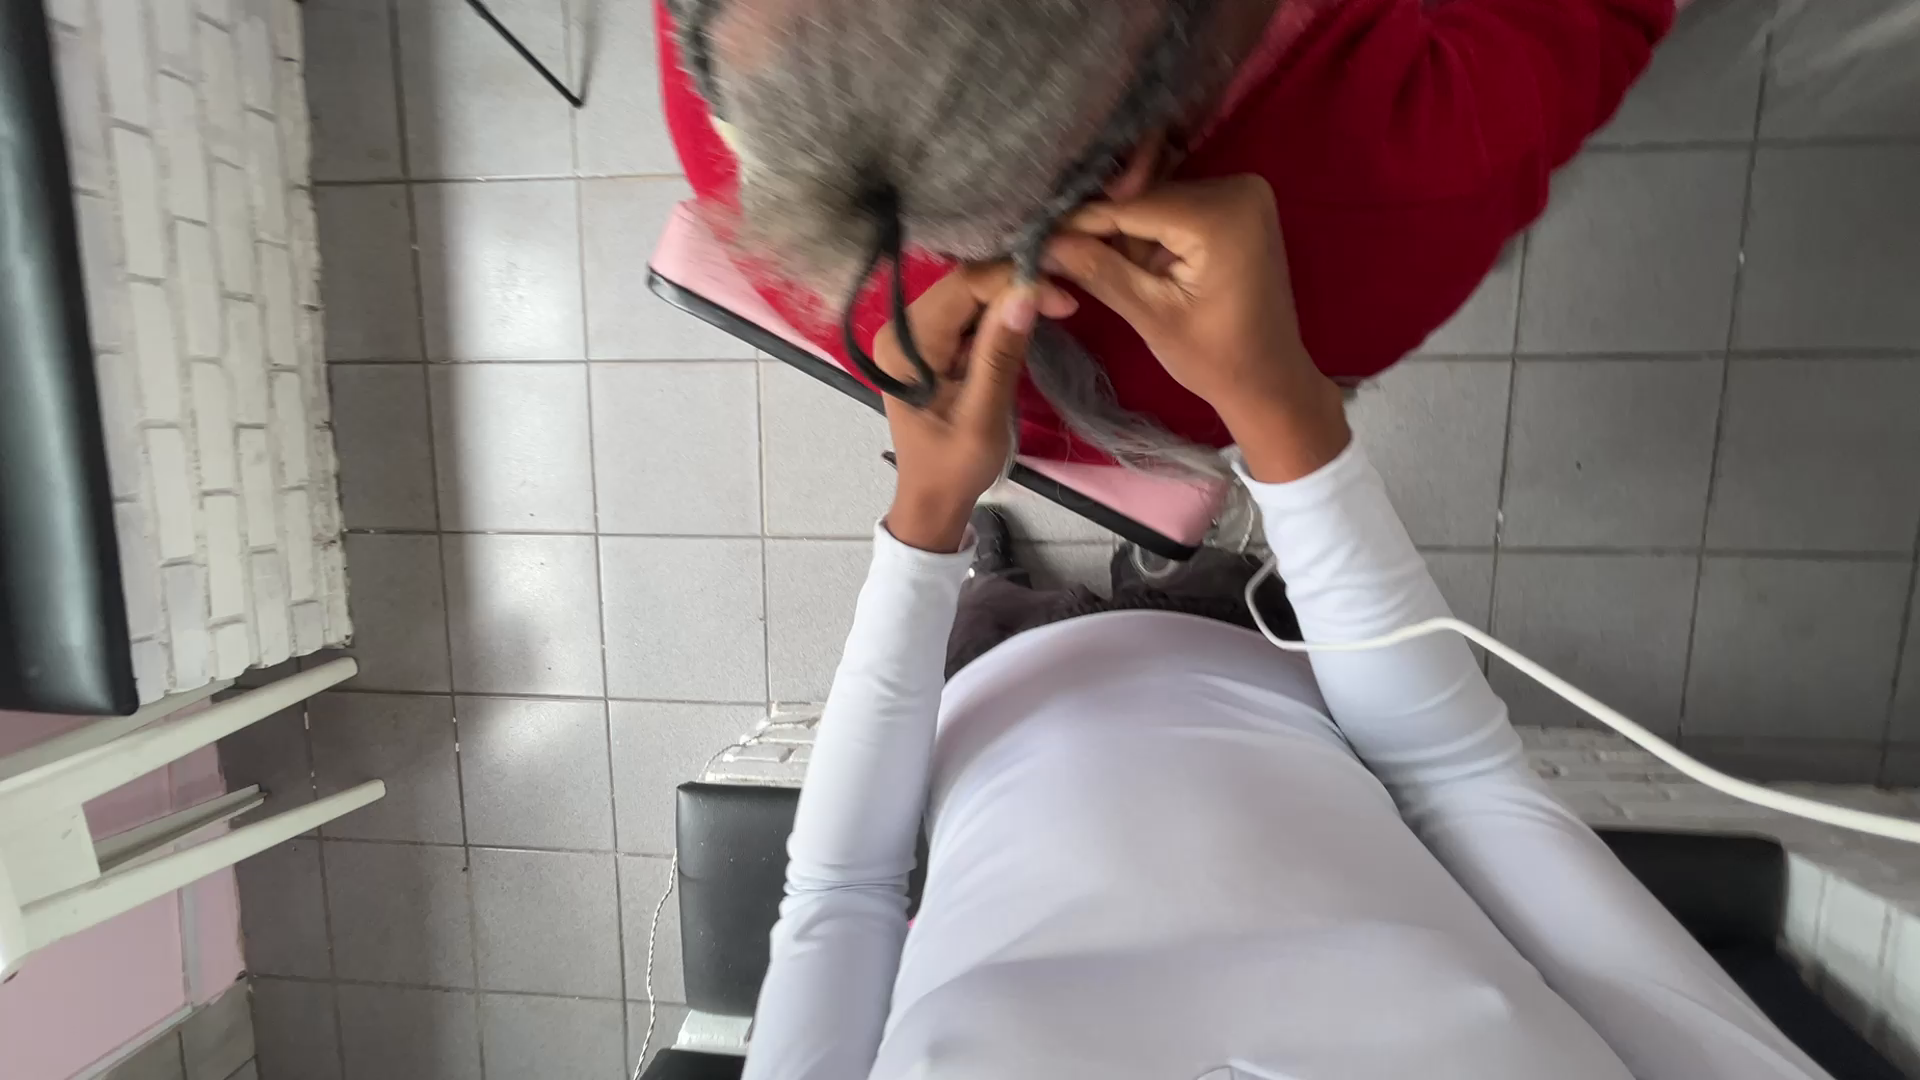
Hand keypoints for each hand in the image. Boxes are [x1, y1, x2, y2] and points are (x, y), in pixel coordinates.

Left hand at [877, 264, 1077, 551]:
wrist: (933, 498)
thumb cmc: (954, 467)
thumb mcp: (982, 417)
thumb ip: (999, 355)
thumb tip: (1026, 294)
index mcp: (905, 345)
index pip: (963, 288)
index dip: (1014, 282)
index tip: (1063, 300)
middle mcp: (902, 329)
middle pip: (965, 285)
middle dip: (1015, 286)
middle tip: (1063, 302)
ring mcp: (915, 335)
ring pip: (970, 296)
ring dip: (1010, 298)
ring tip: (1053, 307)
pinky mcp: (930, 345)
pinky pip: (968, 315)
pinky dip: (999, 316)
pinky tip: (1026, 321)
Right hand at [1044, 176, 1349, 482]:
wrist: (1268, 379)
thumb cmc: (1214, 359)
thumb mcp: (1150, 317)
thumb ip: (1099, 271)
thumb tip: (1042, 243)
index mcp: (1221, 213)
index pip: (1132, 205)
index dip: (1079, 221)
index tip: (1034, 234)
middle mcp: (1237, 185)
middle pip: (1143, 199)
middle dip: (1103, 229)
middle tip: (1058, 258)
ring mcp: (1241, 192)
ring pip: (1154, 203)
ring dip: (1124, 235)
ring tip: (1099, 268)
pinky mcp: (1236, 206)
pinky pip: (1173, 211)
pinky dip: (1147, 236)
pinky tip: (1130, 263)